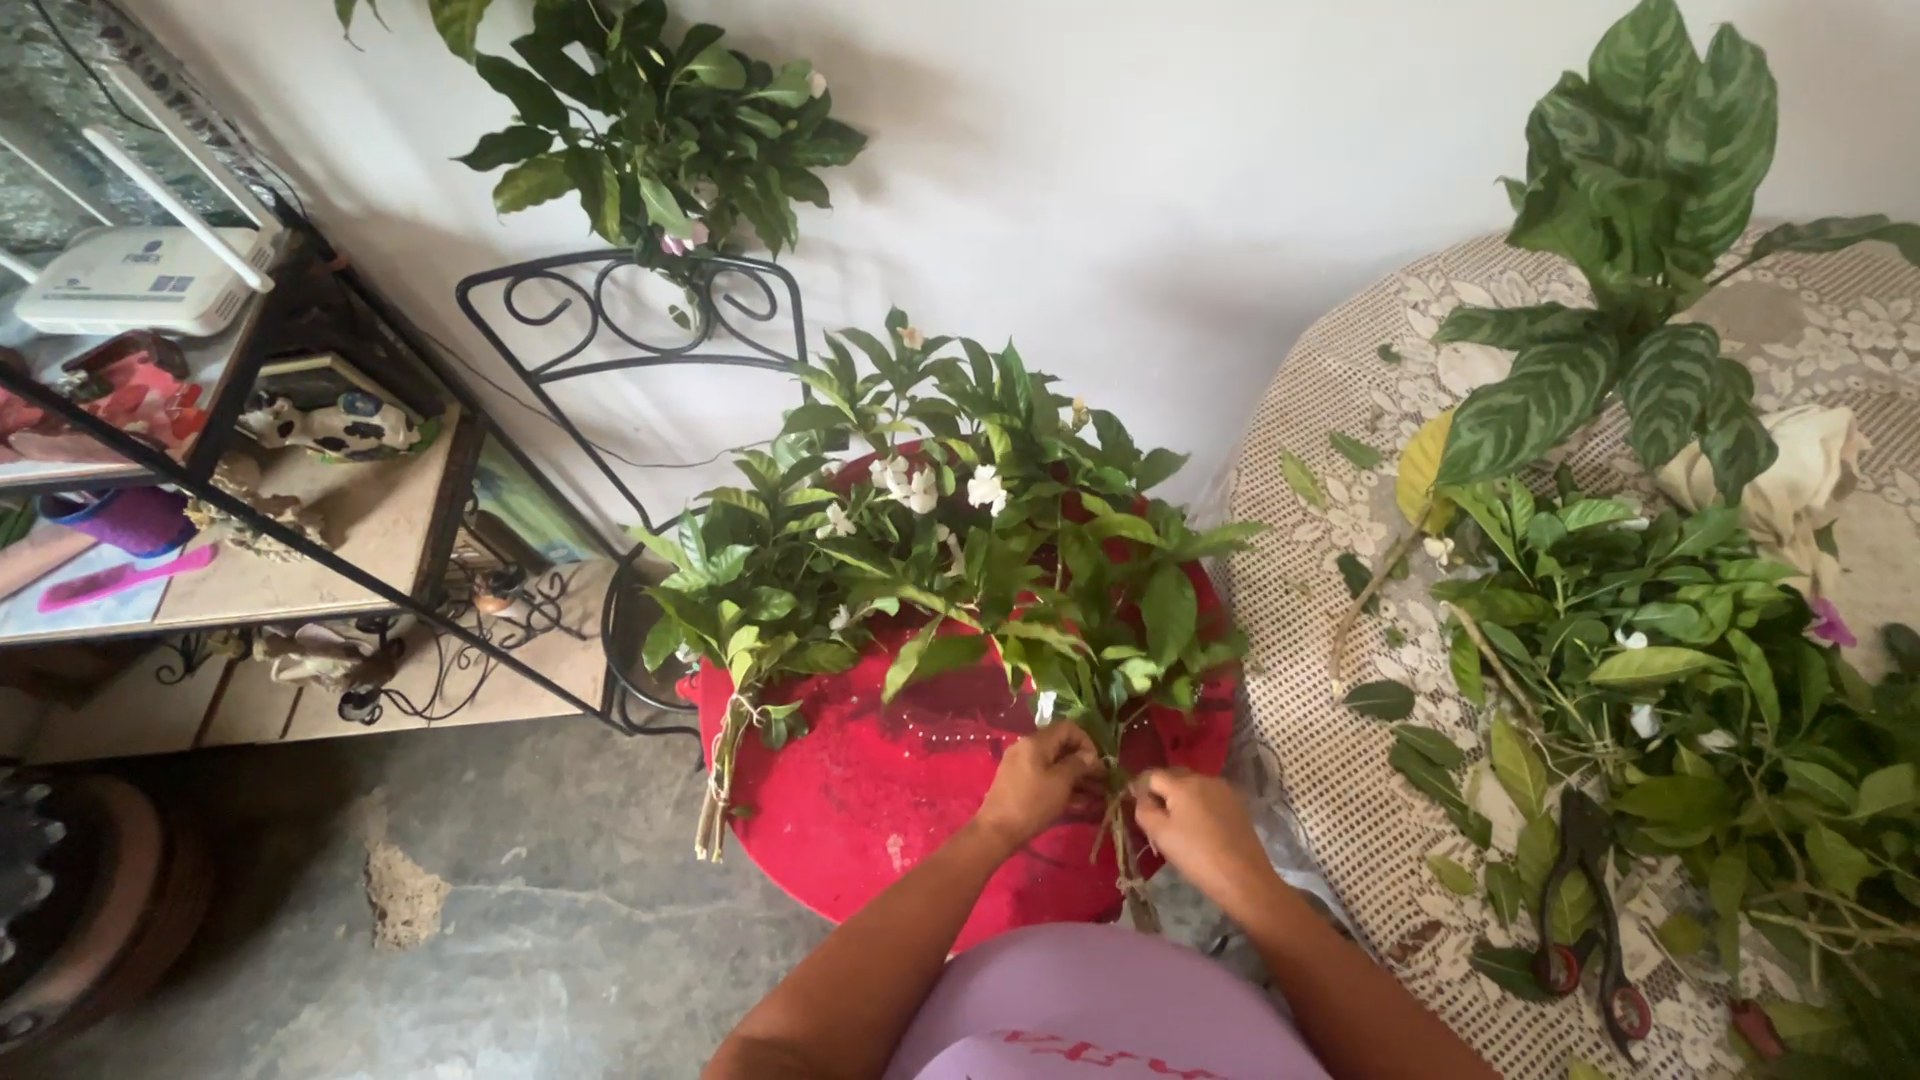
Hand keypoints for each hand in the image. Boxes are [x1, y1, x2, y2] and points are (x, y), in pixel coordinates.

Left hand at [973, 722, 1103, 851]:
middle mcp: (1027, 748)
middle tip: (1103, 781)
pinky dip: (1063, 786)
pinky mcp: (1020, 782)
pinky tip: (1081, 802)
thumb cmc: (1032, 803)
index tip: (1097, 763)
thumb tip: (1090, 755)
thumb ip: (1077, 764)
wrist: (997, 830)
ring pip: (1055, 765)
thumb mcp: (1060, 783)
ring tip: (1097, 795)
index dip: (1086, 742)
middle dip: (1084, 763)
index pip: (1067, 728)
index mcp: (1035, 742)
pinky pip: (1046, 777)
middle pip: (1061, 747)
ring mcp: (1022, 765)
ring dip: (1077, 777)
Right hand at [1131, 769, 1287, 918]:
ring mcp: (1223, 790)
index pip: (1152, 776)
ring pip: (1192, 786)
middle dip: (1162, 792)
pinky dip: (1199, 805)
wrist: (1245, 879)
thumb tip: (1141, 796)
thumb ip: (1144, 809)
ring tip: (1181, 825)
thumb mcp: (1160, 835)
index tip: (1141, 811)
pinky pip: (1209, 795)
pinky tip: (1202, 828)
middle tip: (1159, 819)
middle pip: (1173, 776)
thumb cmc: (1197, 856)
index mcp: (1182, 784)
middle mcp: (1204, 778)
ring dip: (1181, 798)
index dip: (1142, 790)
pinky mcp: (1237, 803)